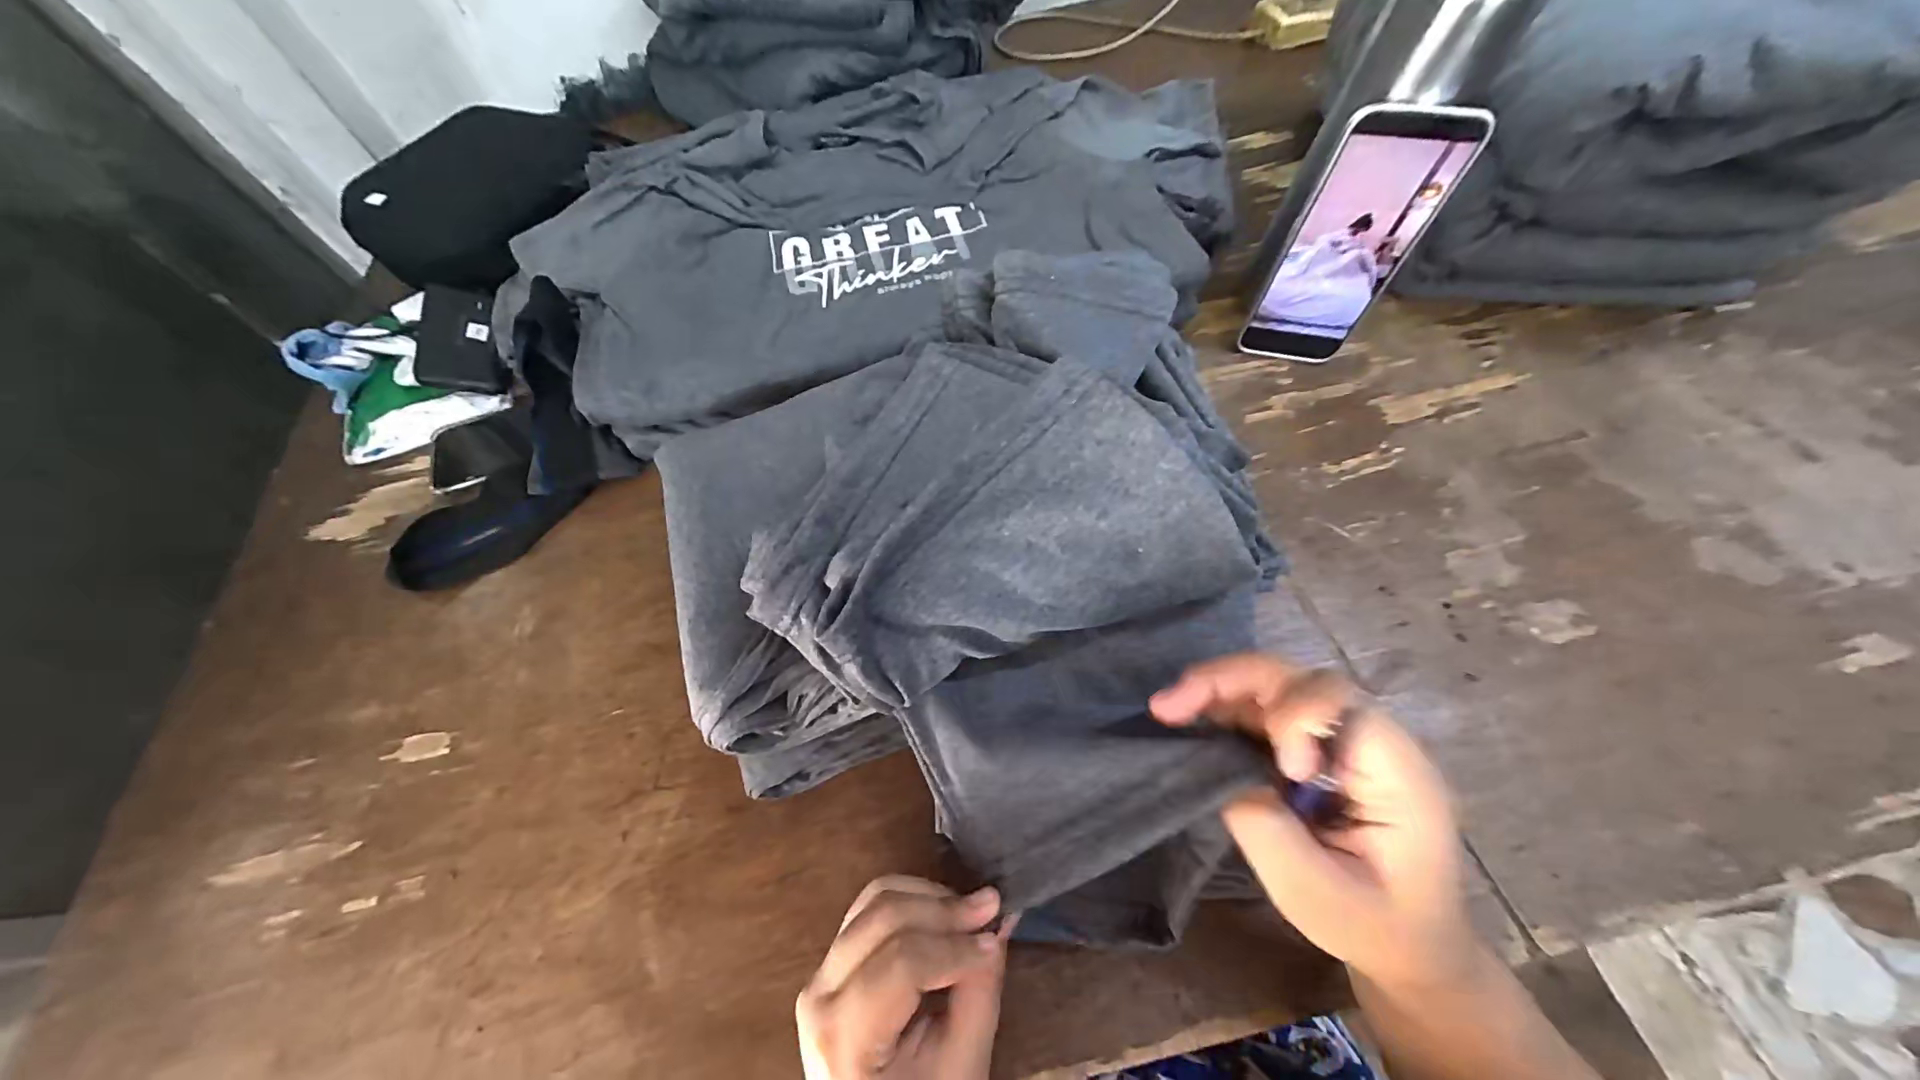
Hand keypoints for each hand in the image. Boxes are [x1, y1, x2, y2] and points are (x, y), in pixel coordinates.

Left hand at [797, 876, 1010, 1078]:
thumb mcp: (959, 1067)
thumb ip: (979, 995)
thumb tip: (997, 926)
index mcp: (843, 1037)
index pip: (902, 963)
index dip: (953, 944)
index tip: (993, 936)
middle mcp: (820, 993)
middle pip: (885, 917)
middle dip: (944, 907)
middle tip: (990, 906)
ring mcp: (821, 970)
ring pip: (876, 898)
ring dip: (930, 896)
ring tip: (969, 913)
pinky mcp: (833, 957)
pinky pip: (870, 904)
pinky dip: (913, 897)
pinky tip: (943, 914)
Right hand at [1151, 654, 1475, 990]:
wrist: (1406, 944)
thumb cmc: (1370, 925)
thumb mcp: (1313, 890)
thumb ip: (1262, 824)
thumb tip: (1215, 771)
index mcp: (1392, 768)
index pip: (1338, 698)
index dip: (1296, 715)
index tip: (1288, 774)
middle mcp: (1366, 736)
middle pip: (1296, 677)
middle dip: (1229, 681)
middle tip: (1168, 707)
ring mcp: (1336, 738)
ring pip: (1274, 684)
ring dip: (1218, 690)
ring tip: (1169, 710)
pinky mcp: (1314, 745)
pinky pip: (1265, 707)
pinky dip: (1224, 707)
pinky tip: (1193, 721)